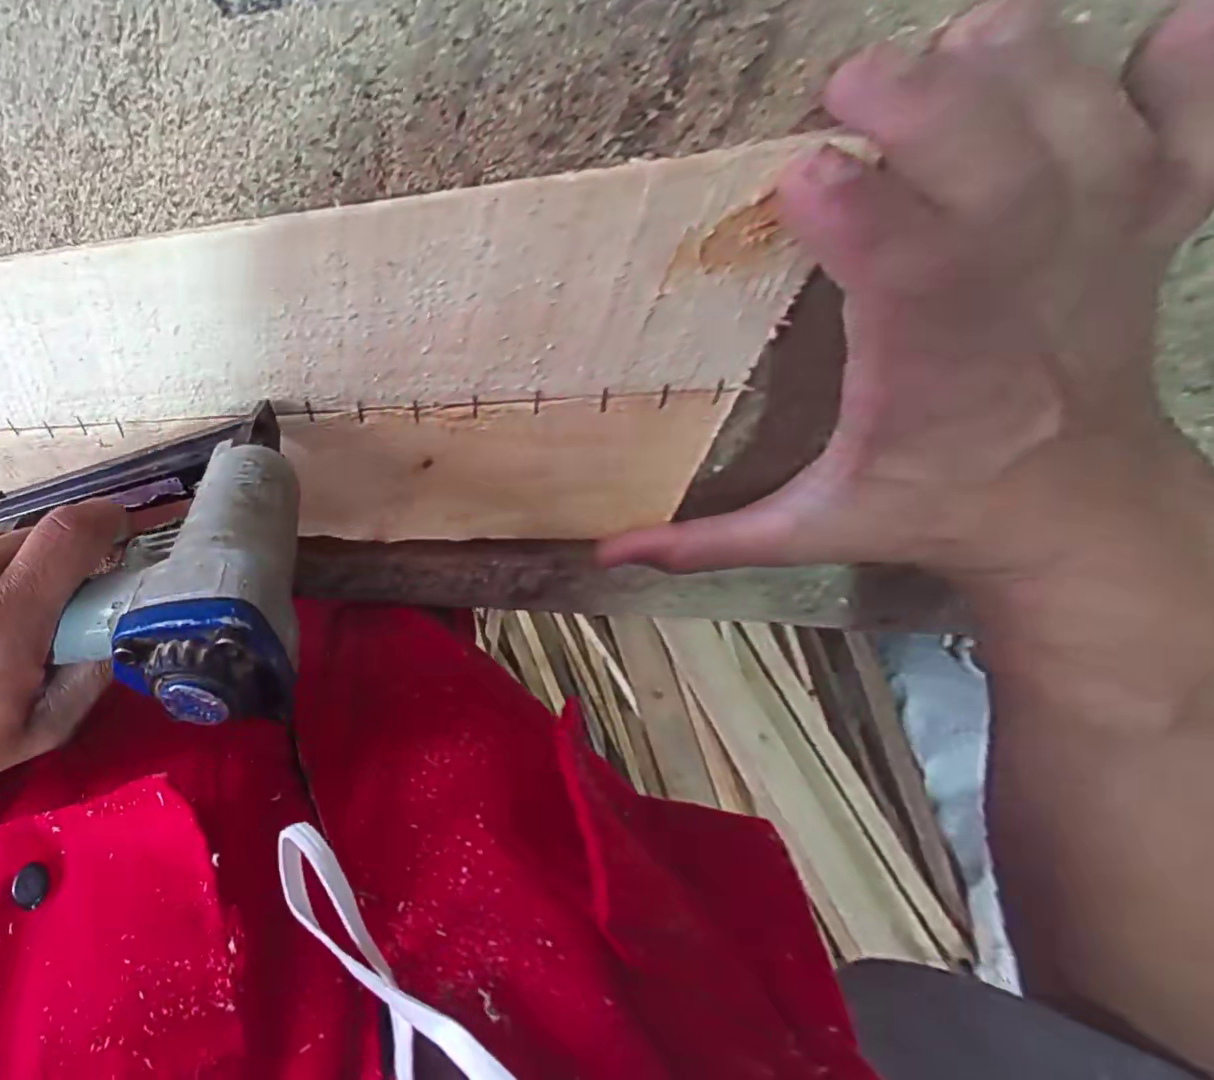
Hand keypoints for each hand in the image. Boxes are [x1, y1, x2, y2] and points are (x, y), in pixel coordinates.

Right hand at [600, 0, 1213, 578]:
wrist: (1081, 517)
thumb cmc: (925, 515)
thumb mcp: (805, 537)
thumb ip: (705, 543)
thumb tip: (604, 553)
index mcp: (936, 386)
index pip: (914, 288)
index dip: (862, 223)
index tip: (795, 171)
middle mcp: (1032, 315)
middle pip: (1007, 188)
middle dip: (939, 117)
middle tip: (853, 76)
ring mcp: (1102, 269)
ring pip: (1095, 147)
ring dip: (1038, 77)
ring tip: (964, 36)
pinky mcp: (1142, 244)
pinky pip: (1194, 142)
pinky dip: (1192, 76)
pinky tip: (1159, 30)